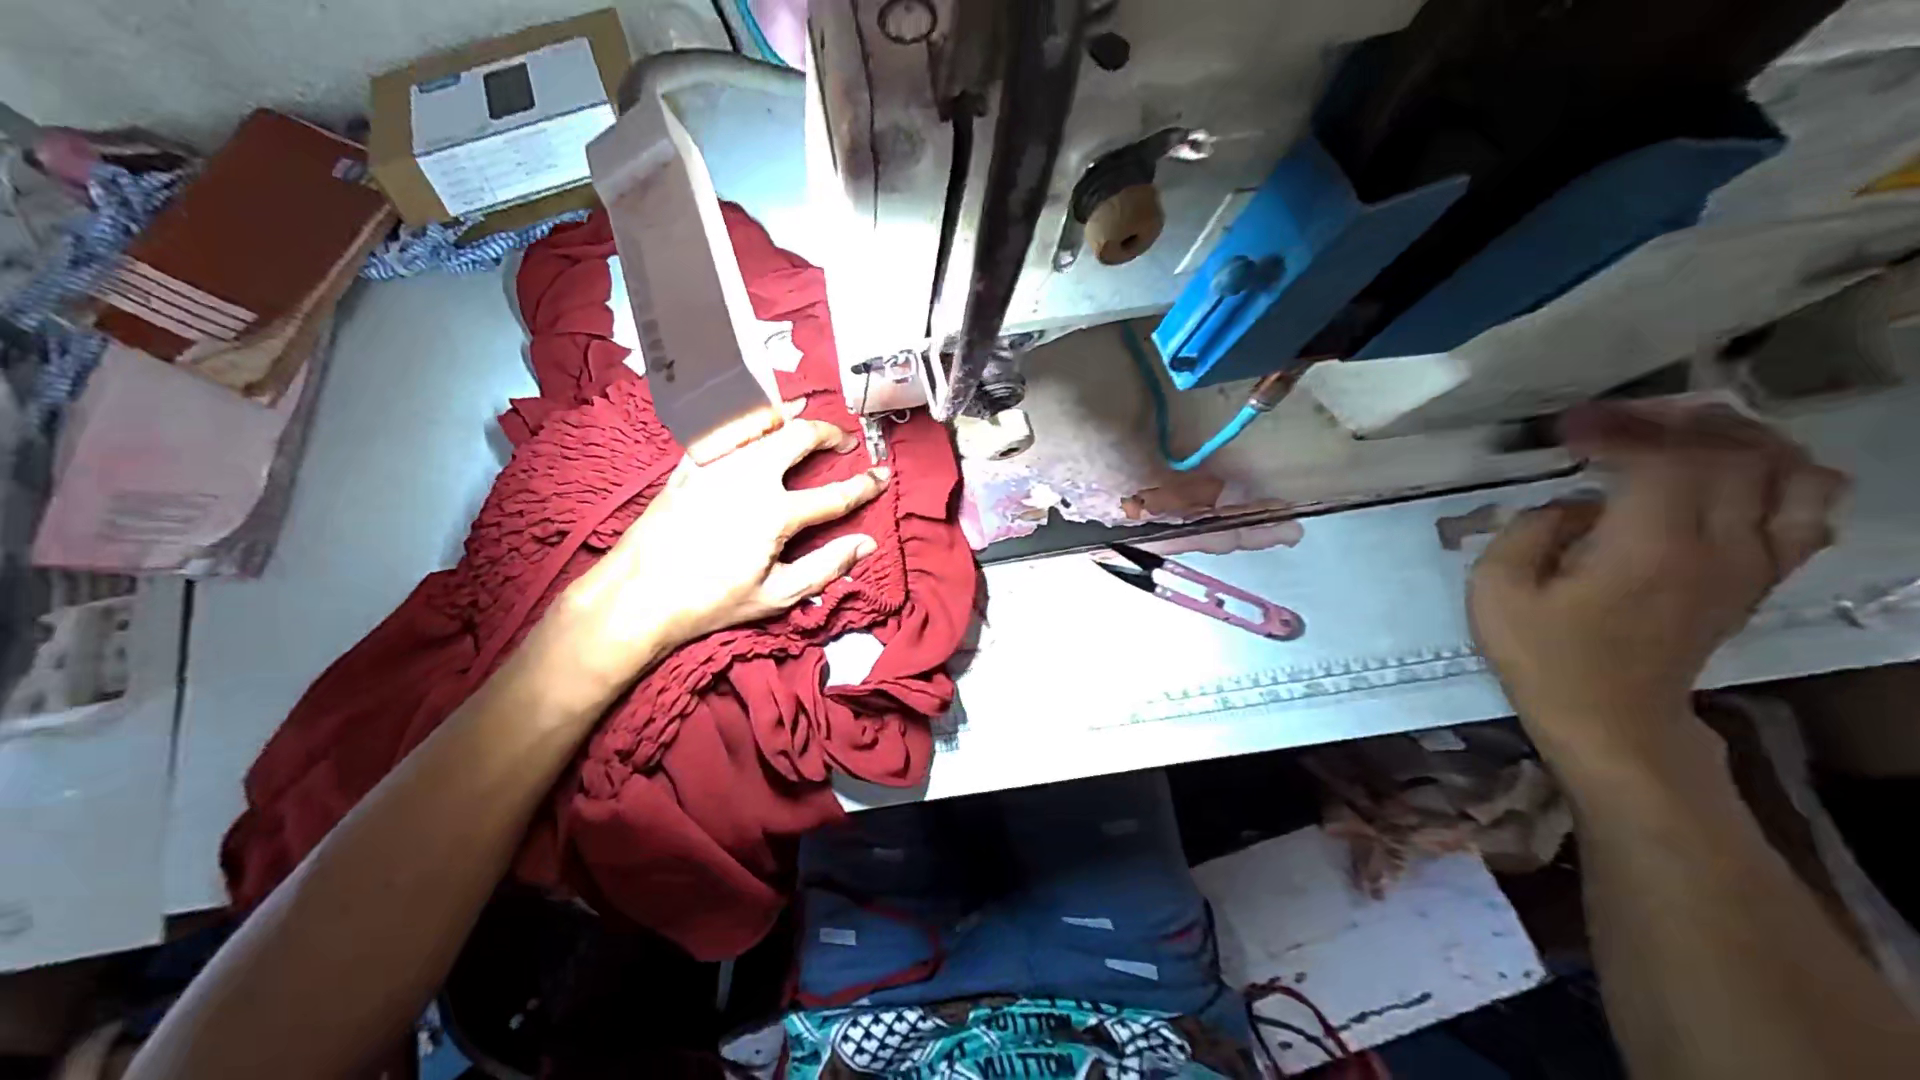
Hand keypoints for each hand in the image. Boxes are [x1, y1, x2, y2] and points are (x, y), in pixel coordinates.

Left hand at [526, 401, 889, 708]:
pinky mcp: (689, 466)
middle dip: (830, 434)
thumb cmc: (711, 601)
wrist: (638, 596)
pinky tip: (753, 417)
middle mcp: (749, 478)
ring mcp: (716, 466)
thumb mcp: (777, 595)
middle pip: (800, 438)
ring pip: (760, 422)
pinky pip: (721, 429)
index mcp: (776, 513)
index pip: (836, 494)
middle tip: (845, 441)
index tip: (882, 476)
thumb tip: (865, 544)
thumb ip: (826, 566)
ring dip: (789, 415)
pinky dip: (743, 417)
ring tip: (805, 412)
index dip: (866, 485)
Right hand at [1468, 402, 1846, 782]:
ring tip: (1681, 434)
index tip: (1569, 429)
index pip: (1664, 458)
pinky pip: (1808, 509)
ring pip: (1787, 471)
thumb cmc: (1543, 654)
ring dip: (1739, 440)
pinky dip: (1783, 476)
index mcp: (1650, 549)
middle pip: (1733, 452)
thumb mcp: (1497, 590)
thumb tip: (1573, 504)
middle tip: (1615, 423)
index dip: (1620, 429)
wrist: (1609, 716)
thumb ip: (1528, 529)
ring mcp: (1753, 562)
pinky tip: (1734, 474)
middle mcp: (1720, 547)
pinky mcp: (1761, 576)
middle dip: (1671, 423)